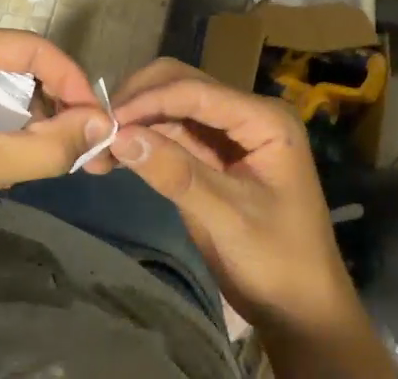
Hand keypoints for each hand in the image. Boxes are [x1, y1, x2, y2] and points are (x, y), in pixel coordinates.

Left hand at [0, 23, 109, 227]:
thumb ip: (50, 145)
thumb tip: (105, 126)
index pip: (32, 49)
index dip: (71, 82)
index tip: (100, 122)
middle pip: (24, 64)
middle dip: (58, 103)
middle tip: (89, 144)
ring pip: (13, 82)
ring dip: (40, 116)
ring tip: (67, 153)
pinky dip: (18, 122)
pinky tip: (32, 150)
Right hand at [106, 59, 357, 331]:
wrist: (300, 313)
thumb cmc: (279, 263)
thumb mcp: (229, 219)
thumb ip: (176, 173)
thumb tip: (118, 135)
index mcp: (264, 120)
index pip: (194, 90)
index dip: (147, 99)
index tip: (105, 120)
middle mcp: (244, 114)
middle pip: (178, 84)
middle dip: (136, 101)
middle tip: (97, 128)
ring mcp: (225, 132)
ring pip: (166, 104)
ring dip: (132, 119)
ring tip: (97, 145)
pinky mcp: (207, 153)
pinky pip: (166, 130)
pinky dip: (138, 138)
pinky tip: (112, 155)